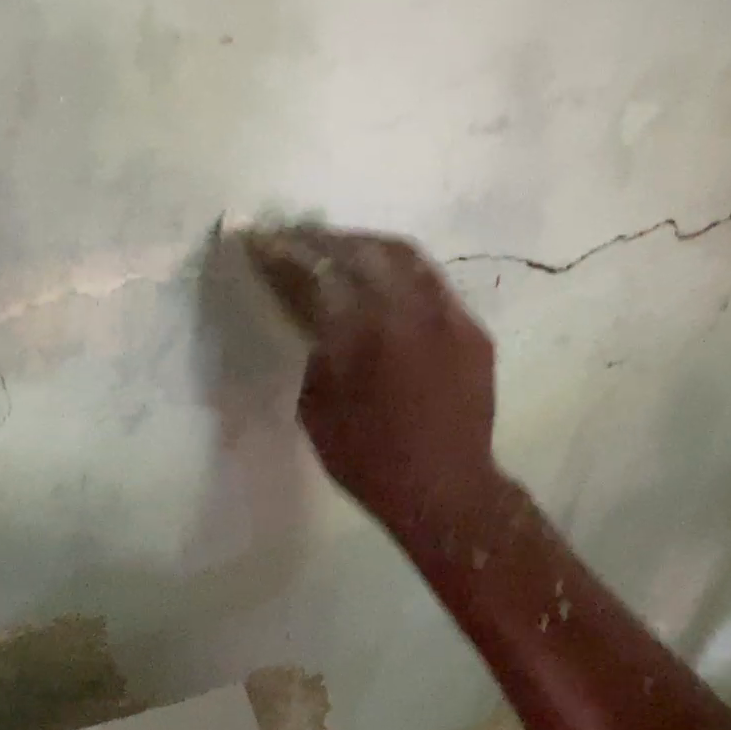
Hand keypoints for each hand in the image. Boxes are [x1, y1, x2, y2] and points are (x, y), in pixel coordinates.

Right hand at [240, 225, 496, 539]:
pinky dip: (399, 270)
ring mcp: (447, 316)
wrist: (447, 491)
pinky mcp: (471, 328)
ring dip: (364, 244)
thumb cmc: (368, 460)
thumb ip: (315, 349)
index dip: (283, 253)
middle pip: (360, 251)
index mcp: (362, 335)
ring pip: (403, 255)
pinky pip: (431, 282)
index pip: (315, 273)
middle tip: (295, 238)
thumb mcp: (317, 407)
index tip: (259, 240)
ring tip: (337, 246)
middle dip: (322, 239)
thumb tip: (311, 312)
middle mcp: (408, 313)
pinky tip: (382, 278)